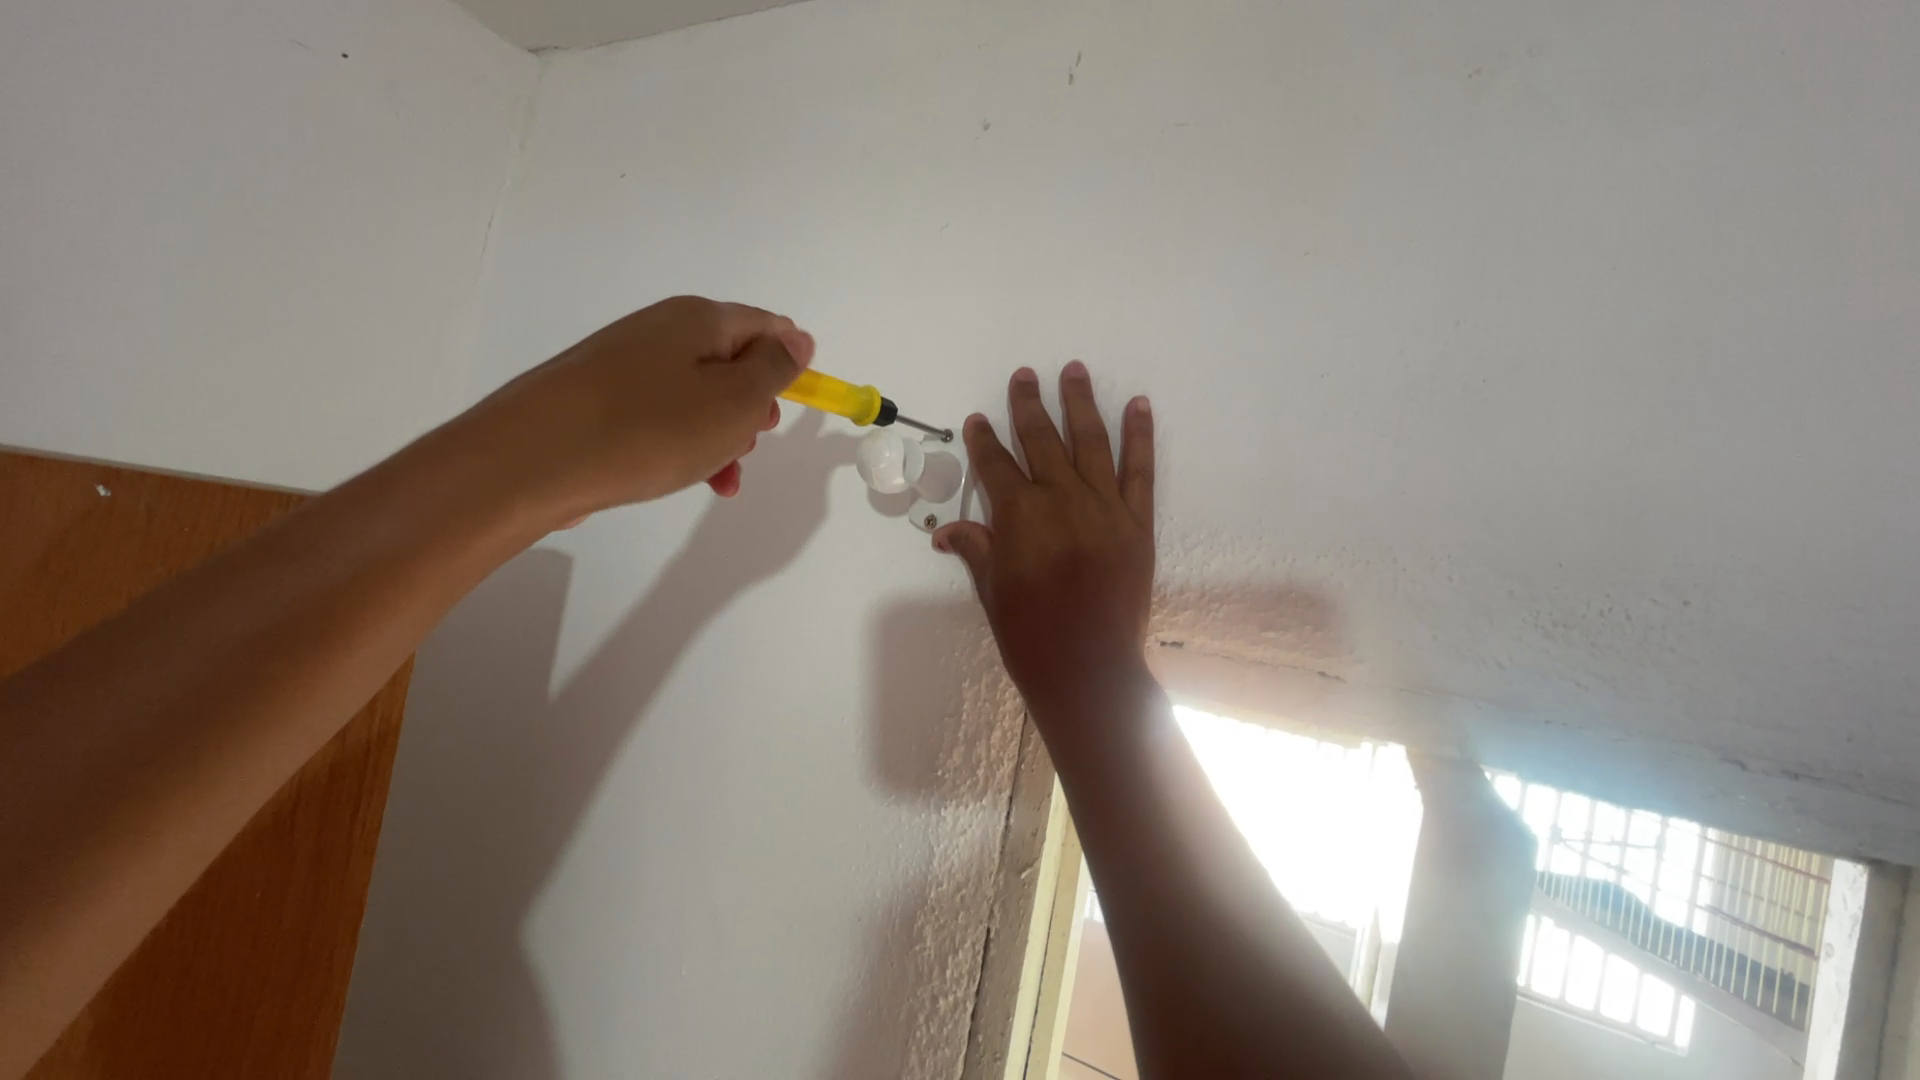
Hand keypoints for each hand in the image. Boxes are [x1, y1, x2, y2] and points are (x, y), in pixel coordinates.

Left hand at [451, 296, 813, 523]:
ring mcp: (627, 364)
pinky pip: (663, 417)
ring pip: (699, 397)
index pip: (767, 326)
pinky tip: (692, 479)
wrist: (536, 458)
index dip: (790, 363)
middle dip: (753, 406)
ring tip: (724, 476)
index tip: (796, 404)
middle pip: (731, 362)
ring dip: (723, 435)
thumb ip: (775, 367)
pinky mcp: (602, 399)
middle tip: (754, 440)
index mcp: (700, 319)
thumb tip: (797, 338)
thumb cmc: (653, 428)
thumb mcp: (736, 400)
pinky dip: (686, 445)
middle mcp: (662, 330)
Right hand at [934, 362, 1155, 721]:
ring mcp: (1102, 506)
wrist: (1087, 668)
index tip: (978, 420)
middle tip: (1024, 376)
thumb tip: (945, 531)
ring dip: (1080, 402)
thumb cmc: (1029, 635)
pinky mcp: (1137, 521)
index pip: (994, 465)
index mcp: (1018, 515)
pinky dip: (1140, 435)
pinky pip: (1140, 470)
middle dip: (1028, 405)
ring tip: (1074, 370)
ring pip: (1089, 441)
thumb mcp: (992, 591)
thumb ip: (975, 550)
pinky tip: (1138, 405)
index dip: (983, 441)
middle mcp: (1059, 498)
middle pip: (1040, 440)